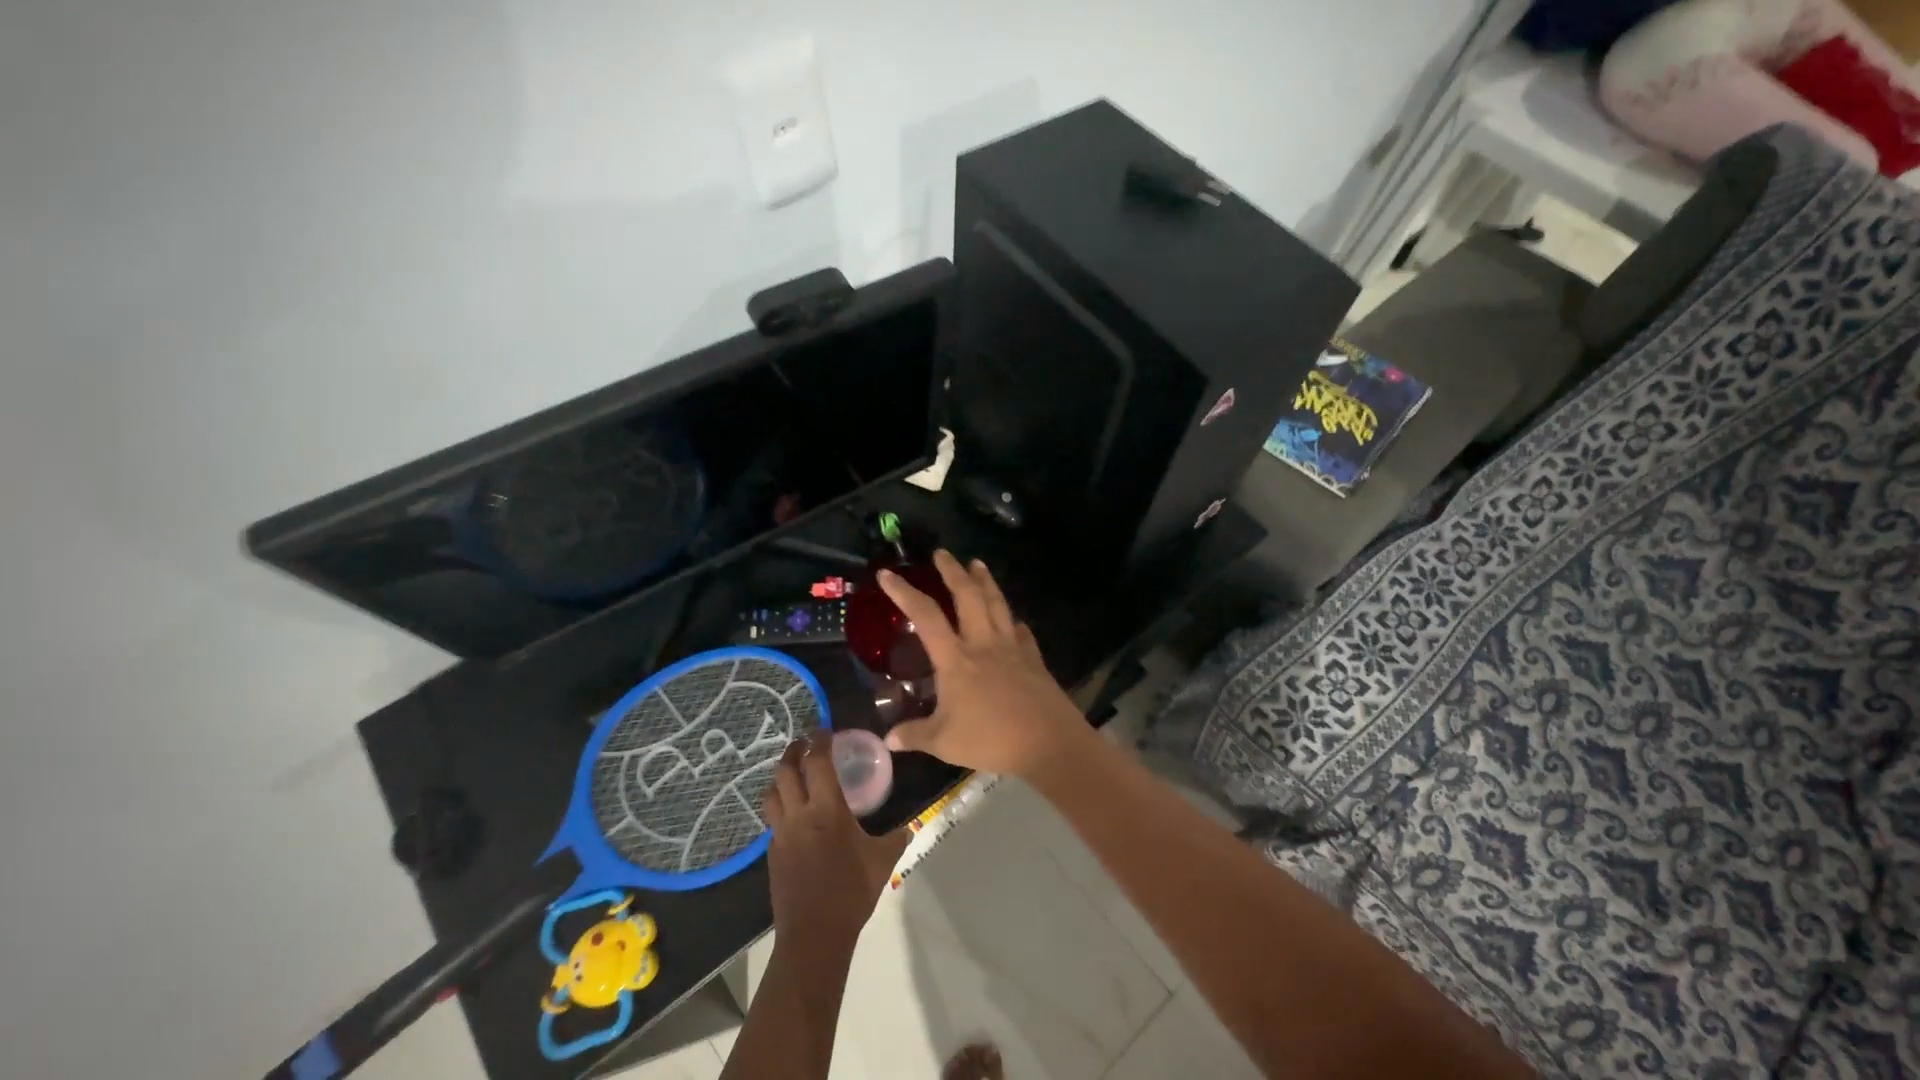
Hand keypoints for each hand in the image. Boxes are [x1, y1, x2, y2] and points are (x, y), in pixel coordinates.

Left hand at [762, 731, 911, 955]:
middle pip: (785, 771)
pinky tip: (793, 815)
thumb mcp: (882, 862)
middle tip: (805, 745)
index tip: (824, 730)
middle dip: (794, 751)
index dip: (819, 741)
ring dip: (780, 777)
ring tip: (794, 774)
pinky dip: (780, 807)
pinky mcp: (772, 853)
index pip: (818, 762)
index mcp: (827, 810)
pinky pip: (772, 820)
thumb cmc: (852, 892)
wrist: (815, 932)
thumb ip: (895, 838)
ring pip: (771, 793)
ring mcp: (781, 834)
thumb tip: (908, 827)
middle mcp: (799, 815)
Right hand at [877, 550, 1091, 776]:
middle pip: (968, 596)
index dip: (904, 592)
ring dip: (986, 582)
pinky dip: (1013, 622)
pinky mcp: (1034, 660)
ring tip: (978, 565)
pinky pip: (1021, 632)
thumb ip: (915, 735)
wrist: (1048, 742)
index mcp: (956, 659)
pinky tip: (1013, 621)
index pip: (925, 616)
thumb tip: (888, 739)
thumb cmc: (990, 740)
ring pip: (997, 604)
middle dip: (953, 571)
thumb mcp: (943, 743)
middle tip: (943, 553)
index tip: (888, 574)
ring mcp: (1012, 649)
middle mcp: (983, 644)